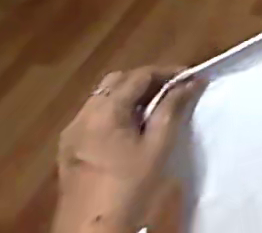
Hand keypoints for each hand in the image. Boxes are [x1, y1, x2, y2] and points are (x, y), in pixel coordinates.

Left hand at [52, 67, 204, 232]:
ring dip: (130, 95)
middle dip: (147, 80)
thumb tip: (193, 80)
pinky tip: (131, 127)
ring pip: (104, 96)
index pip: (140, 75)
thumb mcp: (157, 146)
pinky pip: (94, 114)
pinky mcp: (68, 149)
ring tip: (155, 108)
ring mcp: (72, 132)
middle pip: (119, 81)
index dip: (168, 72)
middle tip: (173, 91)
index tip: (191, 78)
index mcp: (104, 111)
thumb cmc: (128, 189)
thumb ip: (174, 107)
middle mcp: (83, 115)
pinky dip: (115, 110)